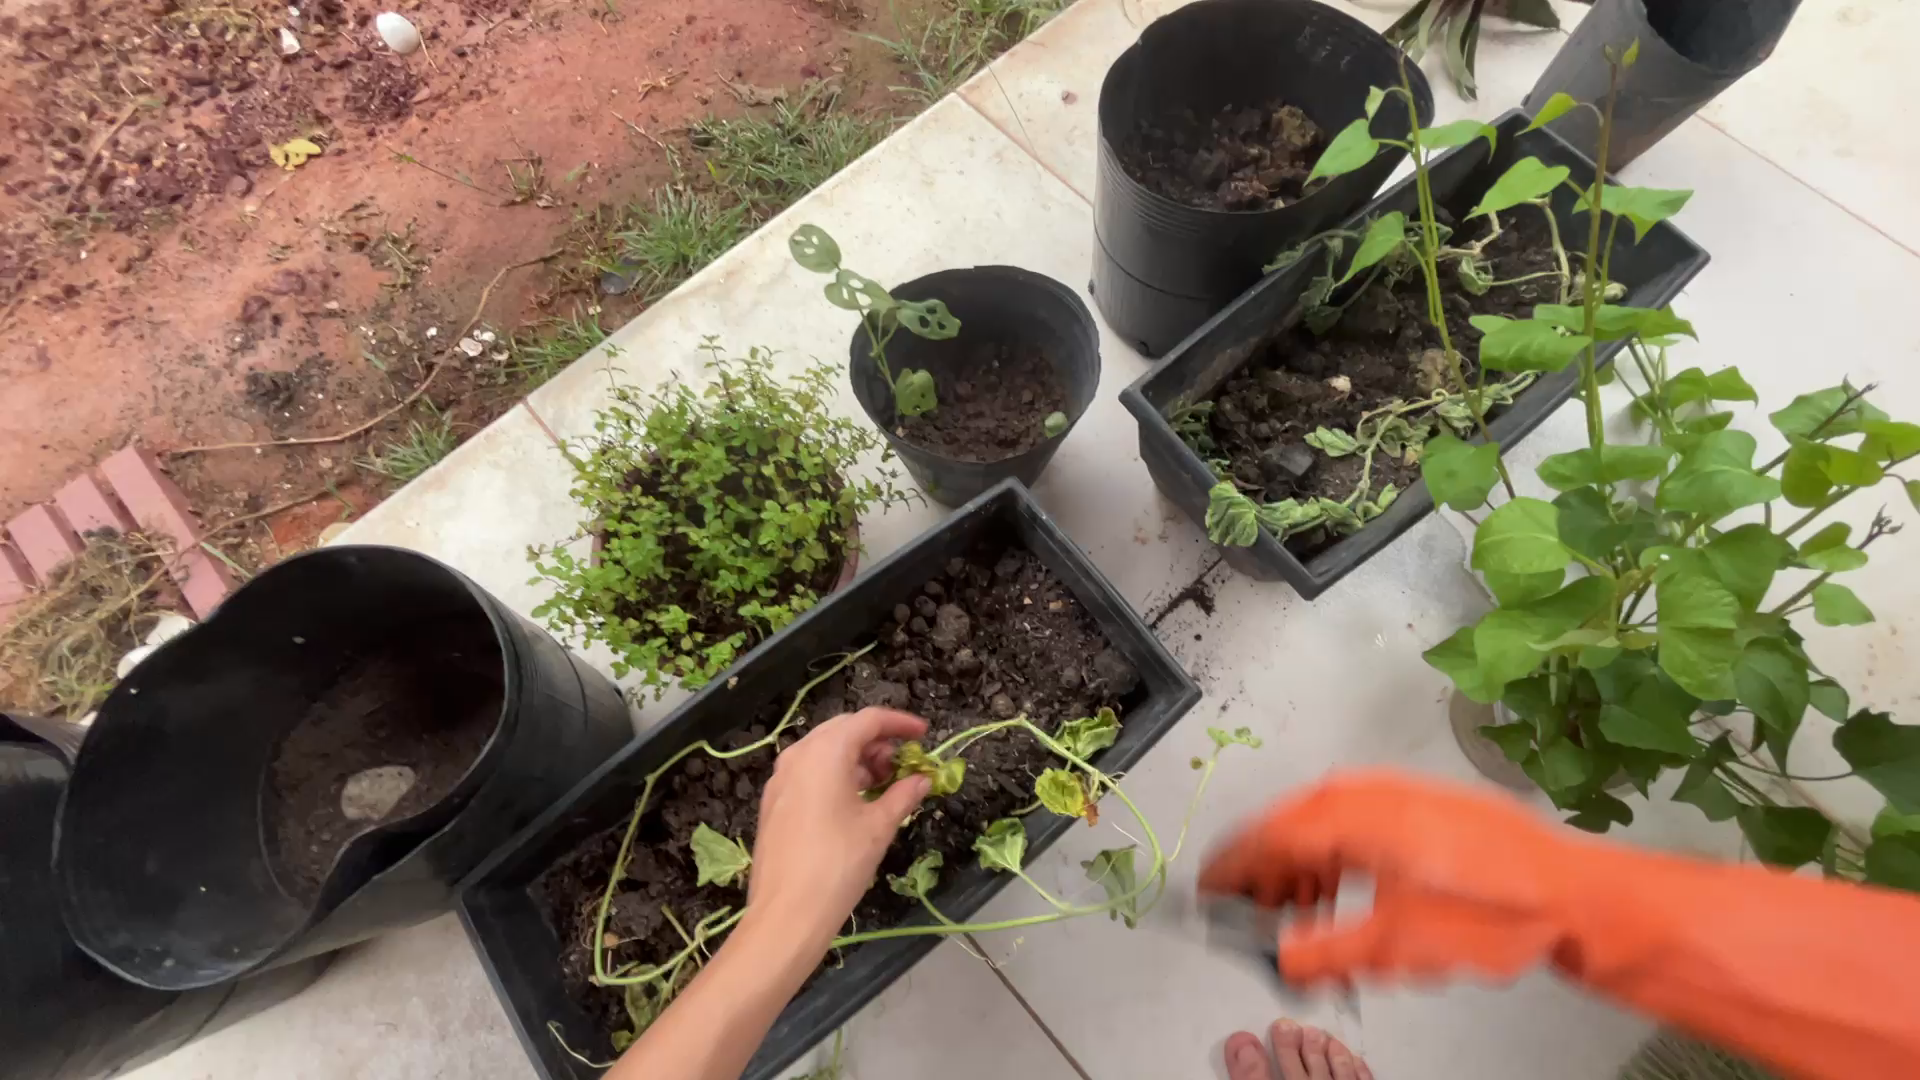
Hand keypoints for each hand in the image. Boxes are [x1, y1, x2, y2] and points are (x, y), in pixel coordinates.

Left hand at [744, 707, 931, 952]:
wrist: (785, 916)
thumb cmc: (838, 865)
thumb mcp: (879, 827)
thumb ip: (903, 794)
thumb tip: (922, 780)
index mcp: (826, 751)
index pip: (869, 720)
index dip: (900, 723)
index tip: (923, 735)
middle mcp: (799, 754)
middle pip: (845, 730)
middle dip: (877, 741)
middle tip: (902, 764)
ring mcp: (781, 778)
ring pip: (825, 750)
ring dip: (857, 758)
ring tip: (882, 785)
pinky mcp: (774, 801)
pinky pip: (809, 771)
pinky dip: (836, 774)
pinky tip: (854, 801)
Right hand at [1198, 769, 1601, 984]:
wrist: (1574, 892)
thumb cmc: (1495, 910)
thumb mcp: (1400, 947)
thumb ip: (1326, 952)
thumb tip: (1278, 958)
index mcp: (1345, 816)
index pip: (1264, 838)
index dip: (1229, 868)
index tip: (1207, 890)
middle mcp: (1356, 793)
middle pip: (1284, 829)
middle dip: (1262, 876)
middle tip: (1250, 915)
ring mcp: (1381, 793)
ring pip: (1312, 827)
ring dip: (1295, 869)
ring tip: (1295, 912)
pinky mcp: (1403, 802)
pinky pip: (1343, 823)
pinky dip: (1326, 858)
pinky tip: (1335, 891)